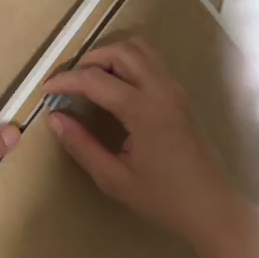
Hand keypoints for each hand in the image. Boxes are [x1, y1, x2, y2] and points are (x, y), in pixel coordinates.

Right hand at [44, 36, 254, 252]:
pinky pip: (152, 62)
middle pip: (120, 50)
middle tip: (68, 84)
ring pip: (140, 48)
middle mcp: (162, 90)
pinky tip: (115, 88)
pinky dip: (128, 62)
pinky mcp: (181, 95)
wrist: (213, 209)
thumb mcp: (114, 179)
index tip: (45, 92)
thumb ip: (82, 145)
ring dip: (110, 55)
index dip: (65, 81)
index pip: (96, 79)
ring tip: (90, 81)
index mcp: (144, 111)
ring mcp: (175, 90)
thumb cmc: (163, 199)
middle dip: (88, 60)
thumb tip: (54, 118)